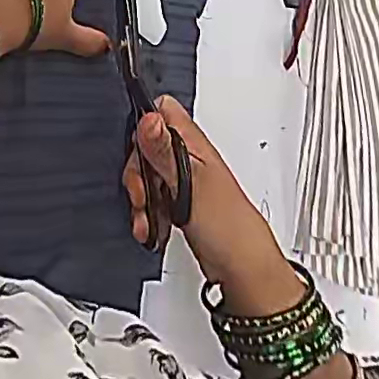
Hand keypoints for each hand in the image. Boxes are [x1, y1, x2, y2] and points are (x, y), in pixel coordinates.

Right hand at [124, 96, 301, 314]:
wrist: (241, 268)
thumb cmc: (227, 224)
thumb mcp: (189, 183)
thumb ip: (164, 150)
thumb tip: (148, 118)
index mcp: (193, 142)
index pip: (160, 110)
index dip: (143, 126)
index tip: (140, 153)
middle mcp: (188, 155)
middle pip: (146, 145)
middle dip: (137, 171)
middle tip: (143, 192)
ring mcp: (184, 179)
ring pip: (147, 173)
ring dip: (141, 197)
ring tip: (147, 216)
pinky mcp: (179, 201)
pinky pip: (152, 197)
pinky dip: (147, 211)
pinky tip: (151, 225)